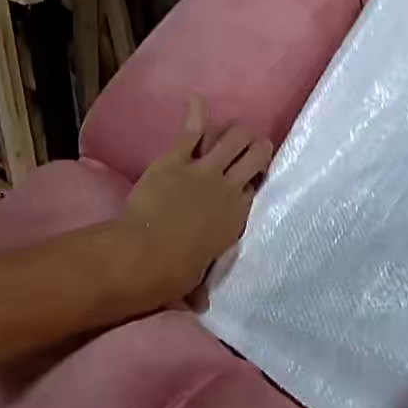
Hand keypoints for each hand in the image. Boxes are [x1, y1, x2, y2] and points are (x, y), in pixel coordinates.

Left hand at [114, 96, 271, 307]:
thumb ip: (201, 287)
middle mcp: (229, 187)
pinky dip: (196, 114)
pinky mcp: (177, 159)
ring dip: (237, 131)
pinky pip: (191, 131)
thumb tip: (200, 307)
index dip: (255, 178)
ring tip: (237, 130)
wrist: (149, 251)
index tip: (253, 176)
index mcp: (238, 215)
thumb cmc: (176, 270)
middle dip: (257, 146)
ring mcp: (203, 170)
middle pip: (255, 154)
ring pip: (233, 137)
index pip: (255, 186)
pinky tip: (197, 99)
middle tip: (254, 145)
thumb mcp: (196, 278)